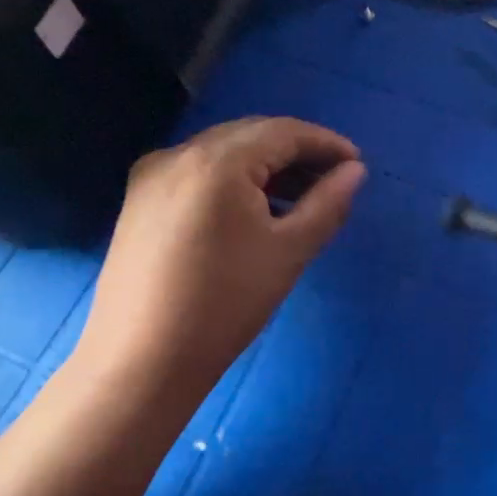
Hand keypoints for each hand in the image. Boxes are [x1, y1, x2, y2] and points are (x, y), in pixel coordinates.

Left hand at [75, 117, 366, 391]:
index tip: (357, 163)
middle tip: (335, 178)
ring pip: (224, 151)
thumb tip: (354, 171)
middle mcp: (179, 153)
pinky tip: (256, 209)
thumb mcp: (289, 251)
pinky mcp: (139, 201)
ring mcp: (152, 175)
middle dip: (297, 151)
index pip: (283, 132)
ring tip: (302, 197)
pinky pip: (198, 172)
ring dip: (266, 165)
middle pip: (251, 134)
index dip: (325, 143)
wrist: (140, 363)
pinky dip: (234, 179)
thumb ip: (327, 203)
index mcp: (217, 160)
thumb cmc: (225, 305)